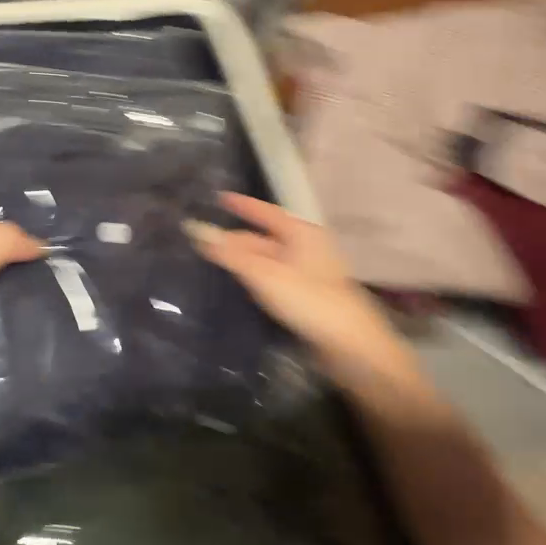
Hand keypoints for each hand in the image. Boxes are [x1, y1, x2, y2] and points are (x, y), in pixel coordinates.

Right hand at [186, 193, 407, 375]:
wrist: (351, 347)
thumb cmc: (309, 300)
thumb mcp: (264, 274)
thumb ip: (229, 253)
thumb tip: (194, 228)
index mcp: (301, 233)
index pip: (265, 212)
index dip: (241, 205)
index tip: (217, 197)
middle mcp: (305, 248)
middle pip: (263, 239)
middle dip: (234, 239)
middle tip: (200, 239)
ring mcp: (307, 274)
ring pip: (267, 260)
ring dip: (241, 261)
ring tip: (210, 260)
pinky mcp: (306, 298)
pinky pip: (272, 279)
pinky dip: (253, 278)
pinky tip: (236, 285)